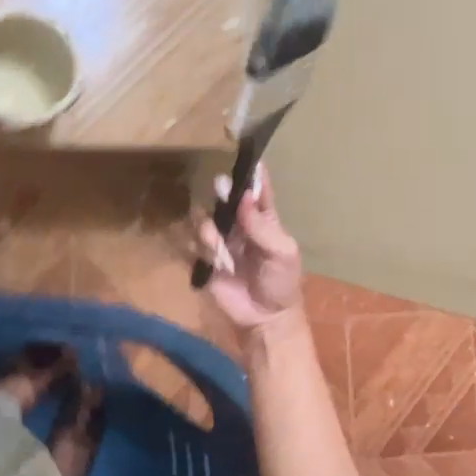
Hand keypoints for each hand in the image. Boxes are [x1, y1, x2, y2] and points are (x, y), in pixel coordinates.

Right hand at [195, 163, 304, 333]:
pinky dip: (201, 249)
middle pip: (224, 198)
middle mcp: (239, 225)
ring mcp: (220, 241)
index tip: (248, 157)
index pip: (257, 189)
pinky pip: (192, 244)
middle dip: (222, 192)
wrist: (265, 319)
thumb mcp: (283, 253)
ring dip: (210, 229)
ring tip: (221, 249)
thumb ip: (263, 226)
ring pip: (204, 218)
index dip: (252, 173)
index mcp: (263, 219)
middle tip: (221, 189)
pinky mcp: (204, 259)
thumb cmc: (281, 283)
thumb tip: (244, 198)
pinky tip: (215, 262)